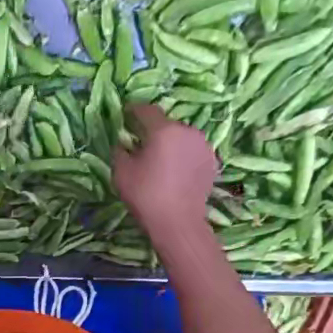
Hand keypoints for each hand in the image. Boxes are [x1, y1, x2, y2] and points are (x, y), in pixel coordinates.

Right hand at [115, 103, 219, 233]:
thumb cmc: (146, 195)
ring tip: (159, 160)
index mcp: (164, 130)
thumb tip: (123, 143)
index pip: (146, 110)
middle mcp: (188, 131)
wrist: (178, 222)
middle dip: (153, 131)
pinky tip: (174, 171)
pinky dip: (182, 156)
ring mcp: (203, 146)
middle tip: (140, 144)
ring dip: (169, 144)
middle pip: (166, 124)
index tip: (125, 114)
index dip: (133, 110)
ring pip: (181, 137)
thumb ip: (120, 151)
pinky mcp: (212, 161)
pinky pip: (192, 151)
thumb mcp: (121, 172)